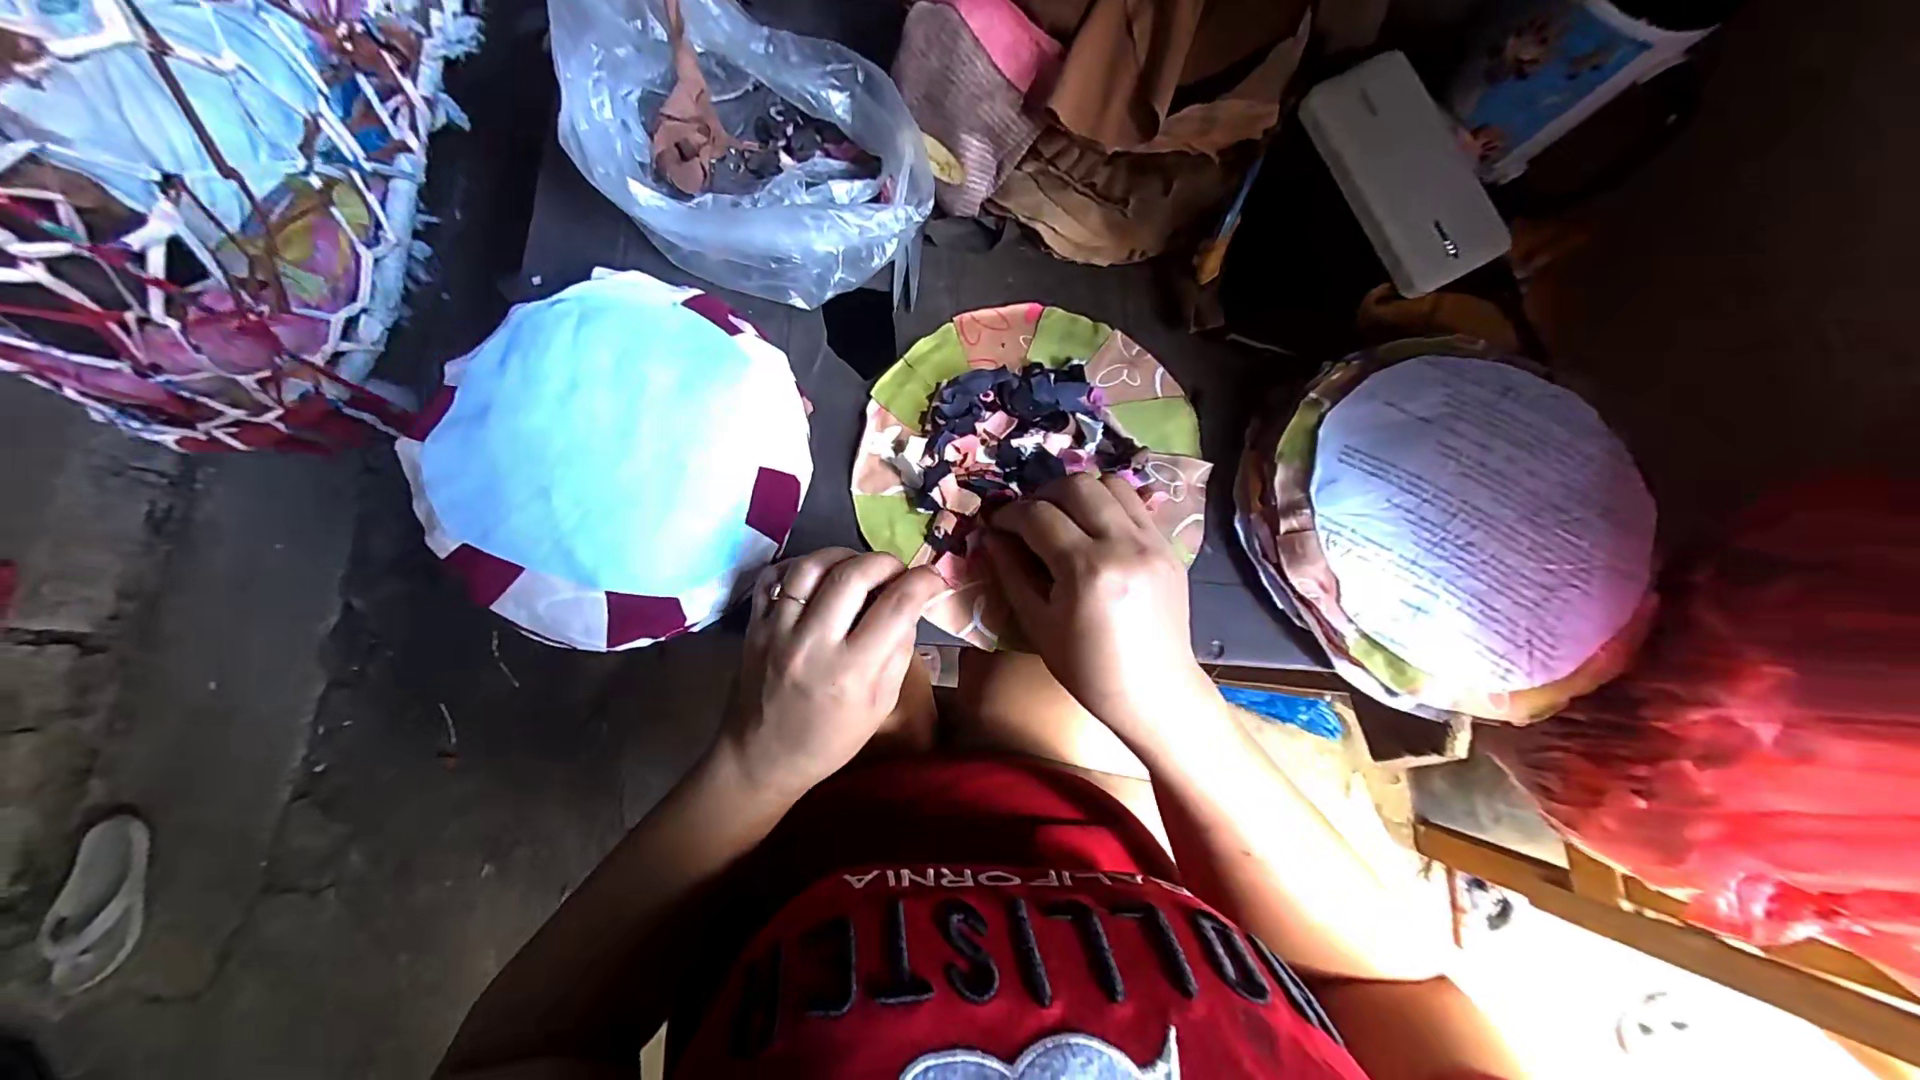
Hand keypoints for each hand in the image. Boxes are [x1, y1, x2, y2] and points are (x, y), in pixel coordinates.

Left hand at [721, 548, 946, 798]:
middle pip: (854, 574)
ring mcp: (777, 630)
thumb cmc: (830, 740)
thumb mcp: (881, 706)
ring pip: (812, 565)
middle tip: (897, 571)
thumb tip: (910, 605)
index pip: (896, 606)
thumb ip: (898, 652)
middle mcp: (813, 643)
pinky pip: (774, 575)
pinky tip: (820, 576)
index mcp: (851, 671)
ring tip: (859, 568)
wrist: (762, 757)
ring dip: (845, 555)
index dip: (923, 582)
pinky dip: (801, 565)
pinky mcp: (754, 624)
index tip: (933, 578)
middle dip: (886, 562)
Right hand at [982, 474, 1221, 755]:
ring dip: (1078, 492)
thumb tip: (990, 535)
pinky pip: (1135, 503)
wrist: (1154, 691)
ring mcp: (1152, 542)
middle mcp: (1123, 545)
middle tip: (1028, 518)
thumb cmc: (1087, 668)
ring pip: (1110, 483)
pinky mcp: (1168, 546)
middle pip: (1075, 485)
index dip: (1009, 513)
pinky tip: (1094, 527)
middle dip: (1042, 494)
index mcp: (1086, 570)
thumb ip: (1011, 572)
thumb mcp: (1037, 624)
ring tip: (1063, 517)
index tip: (997, 524)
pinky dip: (1108, 504)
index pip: (1038, 515)